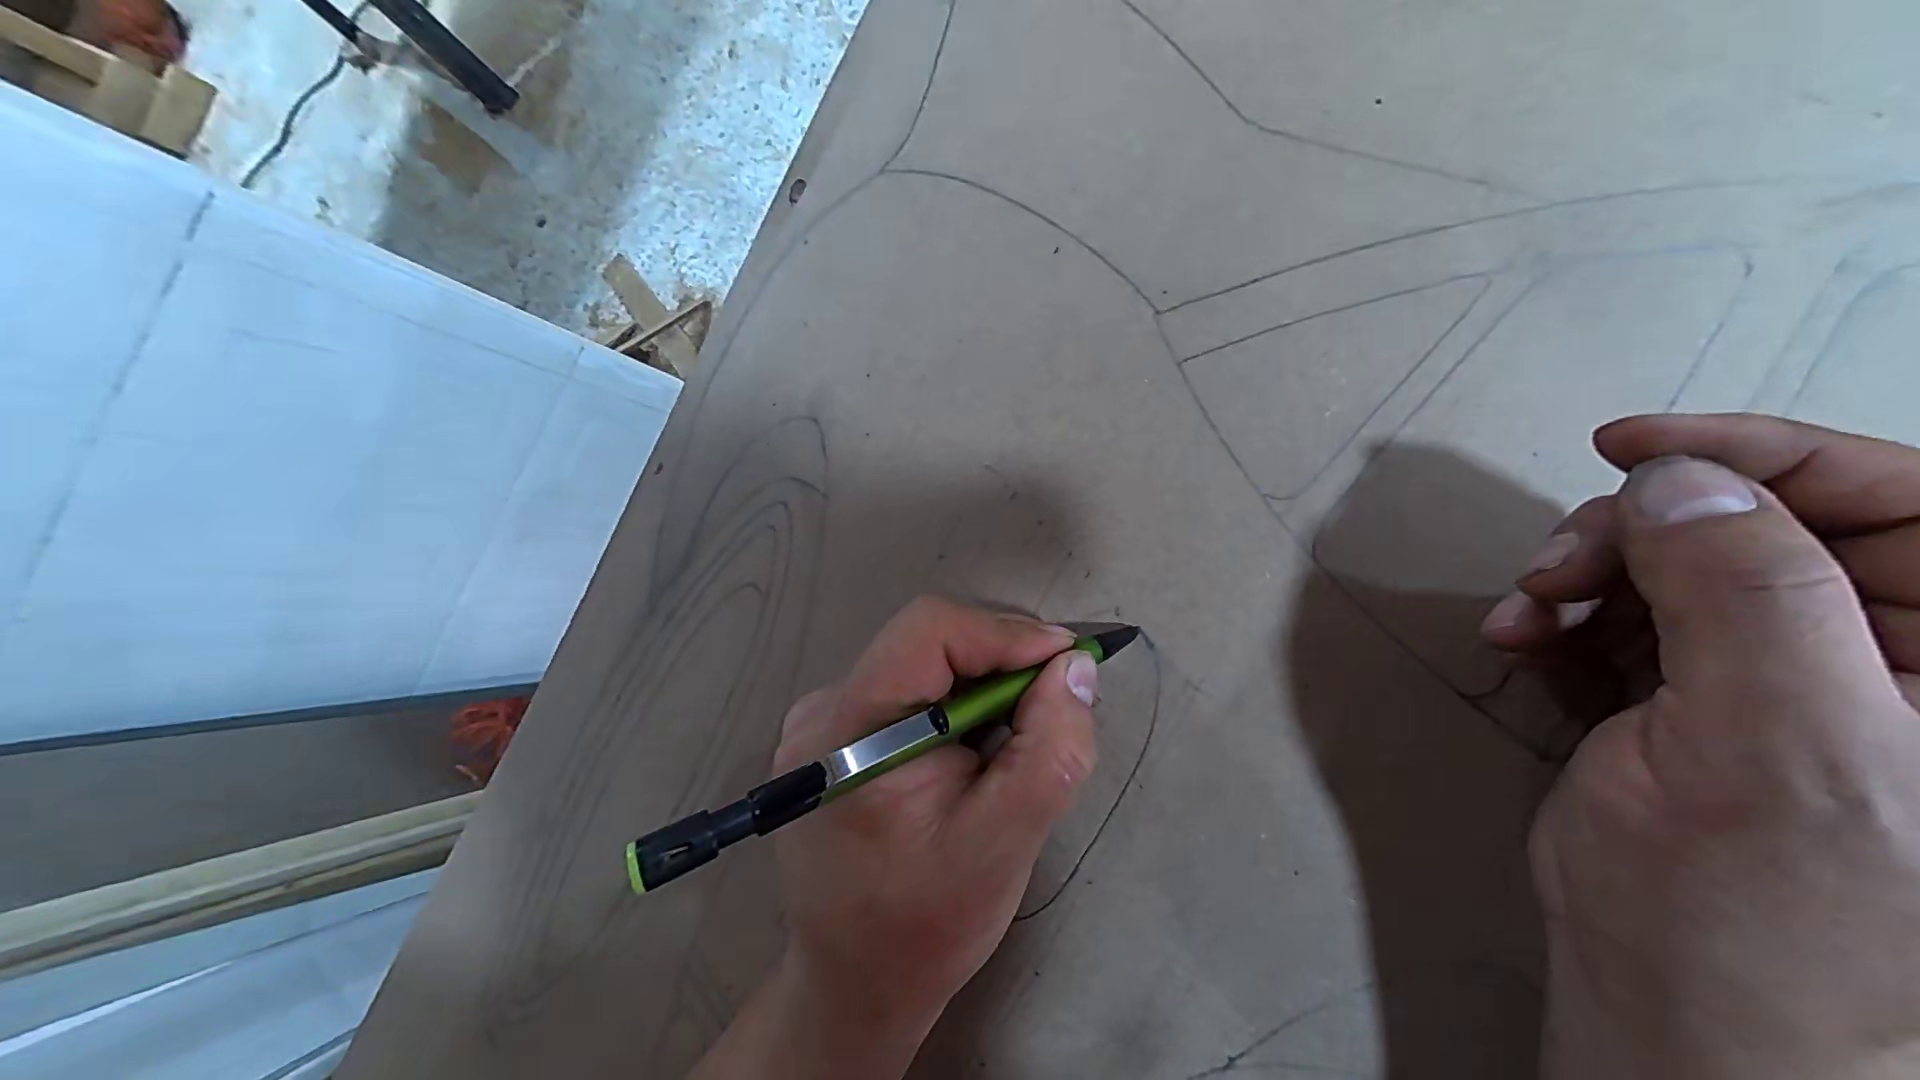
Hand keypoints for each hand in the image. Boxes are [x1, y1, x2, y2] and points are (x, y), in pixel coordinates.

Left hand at [690, 597, 1099, 1079]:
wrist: (853, 984)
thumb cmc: (925, 926)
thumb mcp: (1004, 845)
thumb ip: (1050, 751)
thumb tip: (1073, 669)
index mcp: (848, 729)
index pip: (929, 630)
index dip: (1004, 633)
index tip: (1065, 663)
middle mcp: (823, 709)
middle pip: (928, 643)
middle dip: (1002, 662)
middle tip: (1056, 701)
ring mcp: (822, 721)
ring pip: (923, 666)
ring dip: (984, 686)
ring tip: (1018, 737)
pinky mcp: (835, 737)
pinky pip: (910, 691)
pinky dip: (958, 705)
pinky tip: (976, 754)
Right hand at [1484, 414, 1919, 1078]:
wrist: (1670, 1002)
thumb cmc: (1756, 908)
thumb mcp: (1777, 748)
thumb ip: (1749, 598)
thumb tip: (1675, 479)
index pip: (1902, 500)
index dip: (1761, 455)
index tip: (1628, 445)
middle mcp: (1886, 657)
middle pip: (1749, 529)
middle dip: (1633, 535)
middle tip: (1549, 572)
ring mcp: (1771, 676)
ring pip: (1669, 566)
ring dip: (1579, 577)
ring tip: (1522, 617)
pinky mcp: (1682, 694)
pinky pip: (1618, 615)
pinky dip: (1561, 616)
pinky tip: (1526, 642)